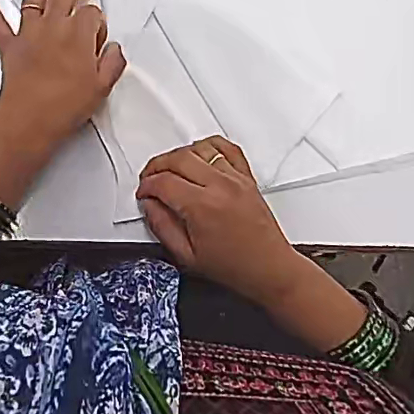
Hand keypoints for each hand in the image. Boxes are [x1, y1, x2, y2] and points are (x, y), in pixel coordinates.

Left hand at [0, 0, 125, 158]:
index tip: (99, 31)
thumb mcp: (102, 87)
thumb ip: (112, 63)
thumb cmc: (63, 106)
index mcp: (79, 34)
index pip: (93, 14)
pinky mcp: (10, 45)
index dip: (98, 20)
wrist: (30, 120)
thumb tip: (114, 51)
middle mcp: (53, 27)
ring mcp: (30, 34)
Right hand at [137, 137, 365, 350]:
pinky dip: (209, 146)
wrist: (269, 268)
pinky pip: (227, 148)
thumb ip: (162, 227)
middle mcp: (220, 186)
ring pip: (199, 148)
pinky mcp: (247, 177)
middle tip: (150, 179)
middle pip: (178, 159)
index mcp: (202, 206)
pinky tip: (200, 154)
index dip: (146, 186)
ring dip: (179, 155)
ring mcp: (236, 179)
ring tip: (171, 169)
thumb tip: (149, 206)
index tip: (144, 194)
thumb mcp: (187, 256)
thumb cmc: (234, 266)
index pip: (163, 182)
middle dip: (156, 166)